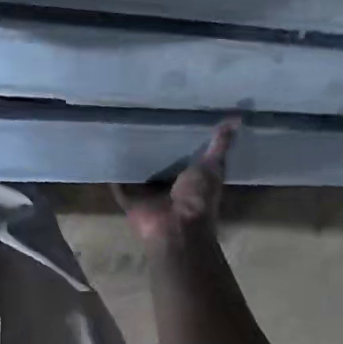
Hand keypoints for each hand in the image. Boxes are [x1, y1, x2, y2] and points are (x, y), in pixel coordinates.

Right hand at [114, 118, 237, 243]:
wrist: (177, 228)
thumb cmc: (198, 198)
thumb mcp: (212, 166)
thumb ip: (220, 145)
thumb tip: (236, 119)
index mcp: (190, 179)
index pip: (183, 155)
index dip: (179, 138)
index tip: (171, 115)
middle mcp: (169, 187)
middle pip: (158, 164)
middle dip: (151, 147)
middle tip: (140, 119)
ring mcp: (148, 195)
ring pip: (137, 173)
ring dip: (130, 159)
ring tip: (120, 131)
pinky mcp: (129, 201)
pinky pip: (118, 185)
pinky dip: (112, 174)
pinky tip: (106, 153)